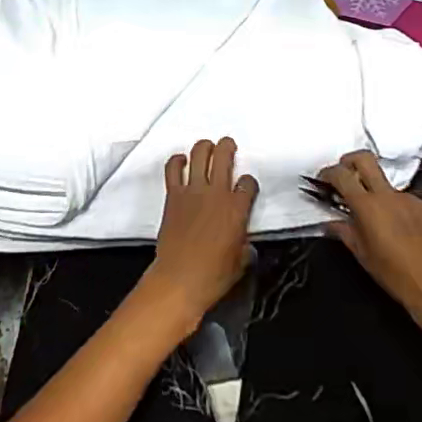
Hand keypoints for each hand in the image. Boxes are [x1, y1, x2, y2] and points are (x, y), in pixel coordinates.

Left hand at [137, 138, 257, 336]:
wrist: (181, 277)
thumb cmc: (214, 274)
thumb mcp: (241, 260)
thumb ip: (244, 244)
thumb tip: (244, 243)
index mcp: (237, 210)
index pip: (248, 184)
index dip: (248, 182)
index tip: (246, 184)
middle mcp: (216, 194)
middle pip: (224, 158)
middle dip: (228, 147)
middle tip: (228, 144)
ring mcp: (193, 191)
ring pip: (199, 155)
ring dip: (204, 147)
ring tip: (207, 145)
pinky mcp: (173, 195)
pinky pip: (174, 169)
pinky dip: (177, 160)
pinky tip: (181, 159)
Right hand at [321, 151, 421, 345]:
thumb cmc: (395, 276)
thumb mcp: (361, 254)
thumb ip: (344, 230)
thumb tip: (332, 221)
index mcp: (368, 206)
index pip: (341, 174)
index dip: (328, 172)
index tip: (324, 179)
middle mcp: (391, 197)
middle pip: (365, 160)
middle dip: (350, 161)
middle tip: (345, 175)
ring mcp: (415, 201)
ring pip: (390, 188)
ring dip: (382, 198)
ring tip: (385, 223)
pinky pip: (412, 203)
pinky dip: (404, 212)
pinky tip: (408, 233)